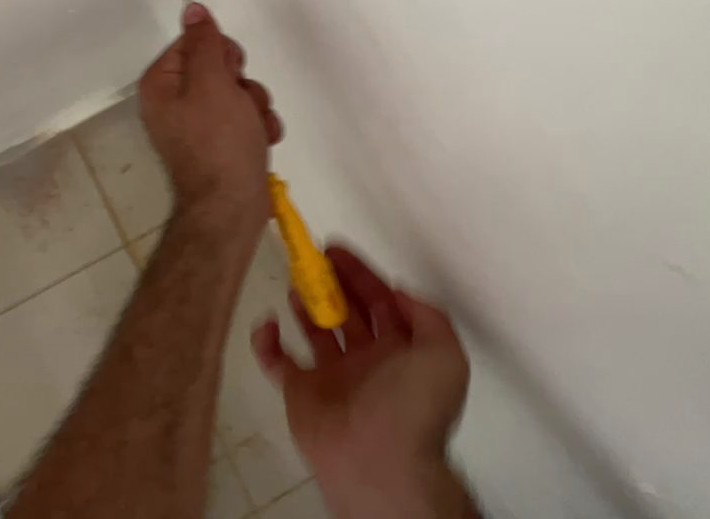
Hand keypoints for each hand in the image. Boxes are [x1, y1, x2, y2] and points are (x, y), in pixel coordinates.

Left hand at [138, 2, 281, 227]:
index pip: (194, 43)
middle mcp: (174, 102)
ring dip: (254, 107)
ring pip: (238, 92)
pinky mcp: (221, 144)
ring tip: (253, 129)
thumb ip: (204, 43)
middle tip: (241, 101)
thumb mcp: (211, 83)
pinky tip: (261, 141)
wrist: (231, 207)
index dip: (218, 54)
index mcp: (161, 84)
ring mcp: (198, 125)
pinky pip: (245, 118)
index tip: (227, 72)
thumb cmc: (218, 142)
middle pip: (218, 67)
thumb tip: (192, 9)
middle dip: (241, 83)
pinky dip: (257, 128)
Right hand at [252, 247, 472, 518]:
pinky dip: (266, 341)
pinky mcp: (300, 391)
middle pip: (346, 309)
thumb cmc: (410, 404)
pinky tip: (269, 323)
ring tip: (295, 282)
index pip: (379, 301)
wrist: (377, 461)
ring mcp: (331, 375)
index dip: (361, 273)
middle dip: (332, 281)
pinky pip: (277, 362)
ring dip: (305, 303)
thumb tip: (399, 292)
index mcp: (398, 350)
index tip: (335, 249)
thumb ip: (428, 316)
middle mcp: (365, 359)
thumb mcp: (443, 354)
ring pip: (314, 329)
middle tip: (312, 258)